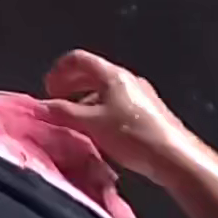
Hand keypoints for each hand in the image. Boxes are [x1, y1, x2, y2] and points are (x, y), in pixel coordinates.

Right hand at [40, 49, 196, 179]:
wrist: (176, 159)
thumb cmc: (133, 136)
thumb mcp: (90, 123)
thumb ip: (62, 113)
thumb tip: (42, 107)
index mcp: (112, 75)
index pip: (79, 59)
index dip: (59, 70)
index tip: (48, 88)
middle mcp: (127, 80)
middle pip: (91, 73)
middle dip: (70, 85)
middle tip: (56, 101)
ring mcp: (141, 96)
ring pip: (104, 90)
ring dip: (84, 100)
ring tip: (75, 120)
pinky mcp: (149, 114)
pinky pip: (117, 104)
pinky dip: (101, 111)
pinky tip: (99, 133)